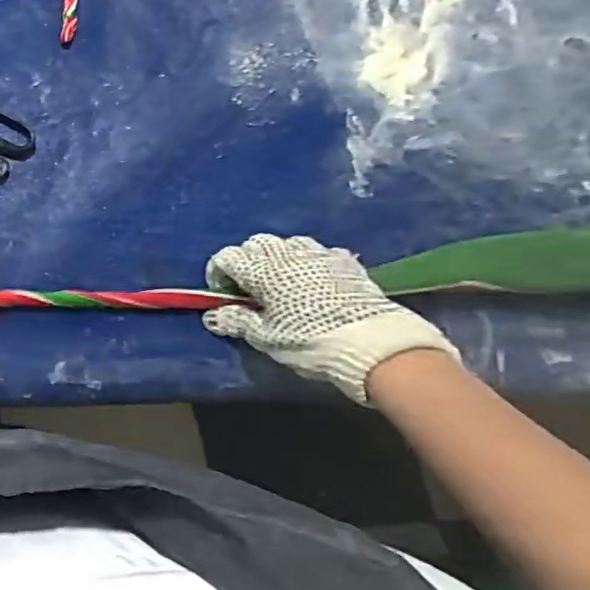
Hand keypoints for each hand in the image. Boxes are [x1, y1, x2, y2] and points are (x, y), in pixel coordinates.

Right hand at [203, 234, 458, 403]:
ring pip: (289, 242)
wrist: (377, 346)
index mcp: (262, 271)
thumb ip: (236, 321)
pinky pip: (321, 252)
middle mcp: (289, 256)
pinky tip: (313, 280)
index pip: (227, 257)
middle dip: (247, 260)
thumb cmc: (309, 339)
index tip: (224, 295)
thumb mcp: (263, 337)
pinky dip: (310, 261)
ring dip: (279, 257)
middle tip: (250, 287)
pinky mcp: (349, 265)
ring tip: (282, 280)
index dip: (218, 274)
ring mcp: (322, 257)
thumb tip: (213, 315)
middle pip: (256, 243)